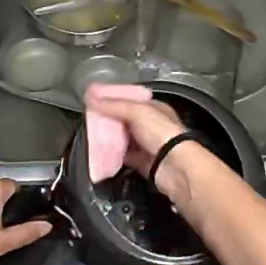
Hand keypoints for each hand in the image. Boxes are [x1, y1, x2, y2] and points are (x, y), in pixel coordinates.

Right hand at [82, 88, 209, 207]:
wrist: (175, 167)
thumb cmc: (162, 133)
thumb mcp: (137, 112)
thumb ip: (114, 106)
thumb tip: (91, 98)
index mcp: (154, 108)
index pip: (130, 100)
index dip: (114, 99)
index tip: (95, 100)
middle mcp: (151, 125)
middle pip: (125, 120)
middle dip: (109, 119)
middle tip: (90, 118)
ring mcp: (147, 144)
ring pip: (124, 138)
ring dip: (110, 137)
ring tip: (92, 133)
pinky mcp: (142, 162)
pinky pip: (124, 156)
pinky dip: (113, 154)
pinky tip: (101, 152)